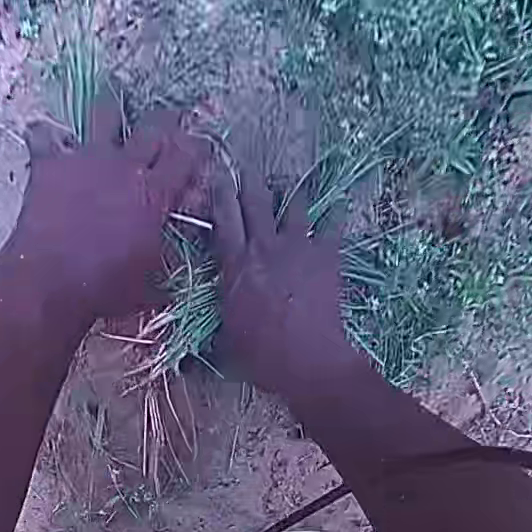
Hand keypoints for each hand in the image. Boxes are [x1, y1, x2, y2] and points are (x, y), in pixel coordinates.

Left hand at [0, 101, 202, 322]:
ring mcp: (86, 159)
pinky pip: (45, 135)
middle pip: (155, 125)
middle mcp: (124, 166)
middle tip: (167, 125)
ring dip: (111, 107)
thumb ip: (165, 260)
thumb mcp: (147, 283)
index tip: (199, 148)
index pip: (187, 155)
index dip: (197, 147)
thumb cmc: (105, 290)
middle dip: (166, 122)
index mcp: (154, 194)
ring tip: (112, 108)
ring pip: (105, 111)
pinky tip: (45, 138)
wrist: (51, 285)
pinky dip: (46, 136)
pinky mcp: (50, 164)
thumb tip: (174, 257)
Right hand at [209, 162, 371, 397]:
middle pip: (256, 200)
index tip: (219, 176)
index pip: (224, 218)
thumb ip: (217, 323)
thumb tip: (194, 341)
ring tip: (288, 186)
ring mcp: (299, 247)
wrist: (307, 361)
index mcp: (235, 266)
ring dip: (289, 191)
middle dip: (250, 180)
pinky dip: (334, 212)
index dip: (220, 193)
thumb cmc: (260, 357)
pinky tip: (336, 207)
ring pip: (294, 202)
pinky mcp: (327, 254)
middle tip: (248, 170)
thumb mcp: (226, 341)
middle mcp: (265, 247)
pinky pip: (333, 222)